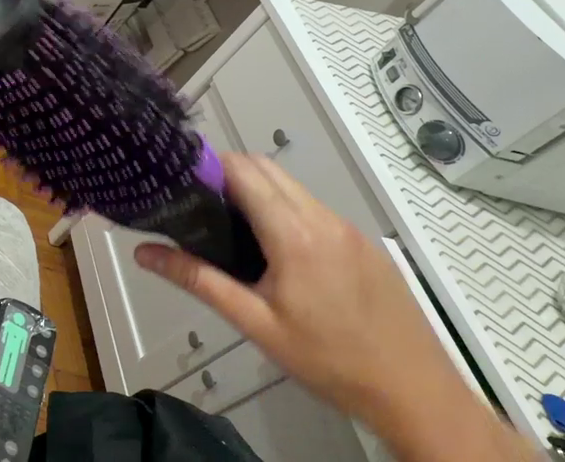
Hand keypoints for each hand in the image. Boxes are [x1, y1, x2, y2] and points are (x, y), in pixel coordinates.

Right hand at [134, 154, 469, 431]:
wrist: (421, 399)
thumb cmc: (332, 362)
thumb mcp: (257, 324)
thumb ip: (198, 280)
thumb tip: (143, 252)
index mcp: (296, 234)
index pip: (243, 170)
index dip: (205, 165)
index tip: (177, 180)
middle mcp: (325, 221)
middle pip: (266, 168)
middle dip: (226, 172)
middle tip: (195, 201)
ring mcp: (351, 232)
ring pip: (291, 186)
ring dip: (256, 189)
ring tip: (227, 224)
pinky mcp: (366, 247)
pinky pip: (314, 208)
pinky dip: (284, 208)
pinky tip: (272, 248)